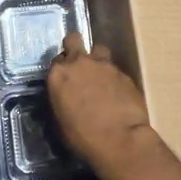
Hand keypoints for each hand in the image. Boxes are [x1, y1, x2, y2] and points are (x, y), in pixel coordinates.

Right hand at [47, 32, 155, 172]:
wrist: (121, 140)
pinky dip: (114, 79)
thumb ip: (60, 101)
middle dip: (75, 47)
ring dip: (97, 60)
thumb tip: (63, 99)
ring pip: (99, 50)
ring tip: (100, 78)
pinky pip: (116, 70)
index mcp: (58, 74)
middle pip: (74, 39)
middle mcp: (80, 63)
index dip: (61, 69)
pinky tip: (117, 94)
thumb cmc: (83, 137)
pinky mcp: (124, 73)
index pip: (55, 61)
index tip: (64, 80)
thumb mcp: (60, 122)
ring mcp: (104, 65)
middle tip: (79, 64)